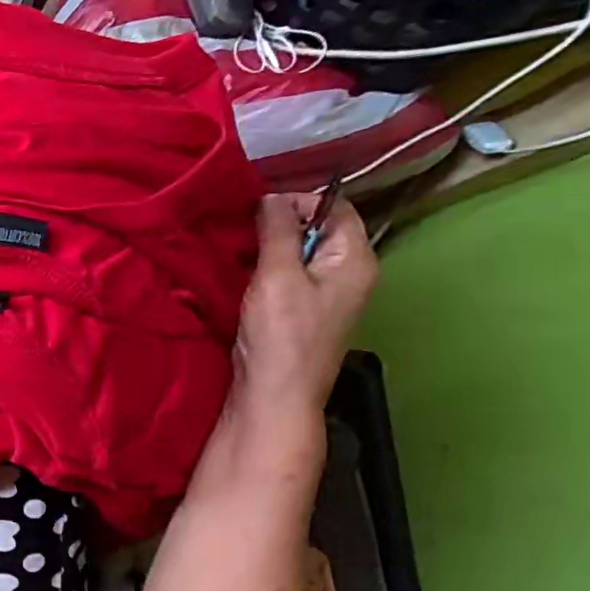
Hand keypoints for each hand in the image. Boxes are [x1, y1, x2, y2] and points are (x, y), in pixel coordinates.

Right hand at [229, 193, 378, 413]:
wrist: (274, 393)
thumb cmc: (282, 335)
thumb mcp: (278, 275)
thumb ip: (279, 231)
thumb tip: (272, 197)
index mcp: (354, 259)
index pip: (335, 207)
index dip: (297, 201)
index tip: (256, 209)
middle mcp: (346, 272)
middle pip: (316, 228)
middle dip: (277, 222)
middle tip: (239, 226)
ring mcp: (323, 293)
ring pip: (296, 251)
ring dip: (266, 246)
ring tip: (235, 246)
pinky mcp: (300, 309)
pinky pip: (284, 273)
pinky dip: (262, 266)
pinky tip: (239, 269)